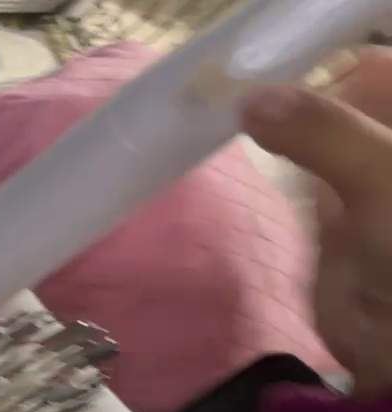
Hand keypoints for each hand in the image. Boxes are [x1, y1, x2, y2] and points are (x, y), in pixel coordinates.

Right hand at [242, 48, 391, 399]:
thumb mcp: (386, 180)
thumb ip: (325, 133)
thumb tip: (251, 95)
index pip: (383, 57)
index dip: (343, 33)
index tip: (283, 26)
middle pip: (362, 74)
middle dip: (304, 61)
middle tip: (242, 51)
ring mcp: (374, 158)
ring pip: (327, 107)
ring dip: (284, 95)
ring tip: (227, 78)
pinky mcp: (336, 195)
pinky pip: (305, 149)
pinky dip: (274, 133)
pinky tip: (237, 117)